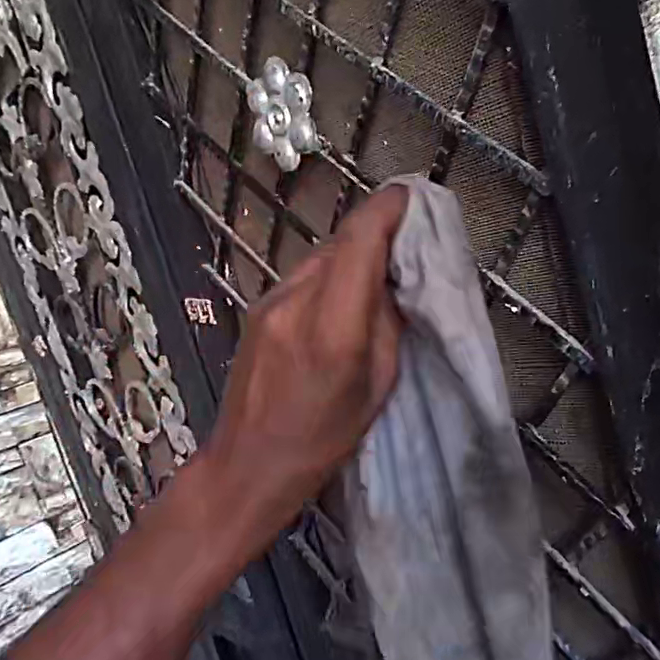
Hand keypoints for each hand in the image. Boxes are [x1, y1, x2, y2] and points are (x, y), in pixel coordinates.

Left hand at [205, 185, 409, 530]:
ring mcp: (271, 300)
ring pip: (324, 254)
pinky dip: (333, 270)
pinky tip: (346, 293)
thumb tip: (395, 278)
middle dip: (378, 228)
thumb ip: (387, 323)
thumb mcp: (378, 385)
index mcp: (334, 326)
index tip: (411, 196)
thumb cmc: (324, 438)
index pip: (360, 241)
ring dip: (356, 250)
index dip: (387, 209)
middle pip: (342, 240)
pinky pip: (306, 273)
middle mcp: (297, 301)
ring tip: (381, 268)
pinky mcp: (259, 306)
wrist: (247, 463)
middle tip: (409, 236)